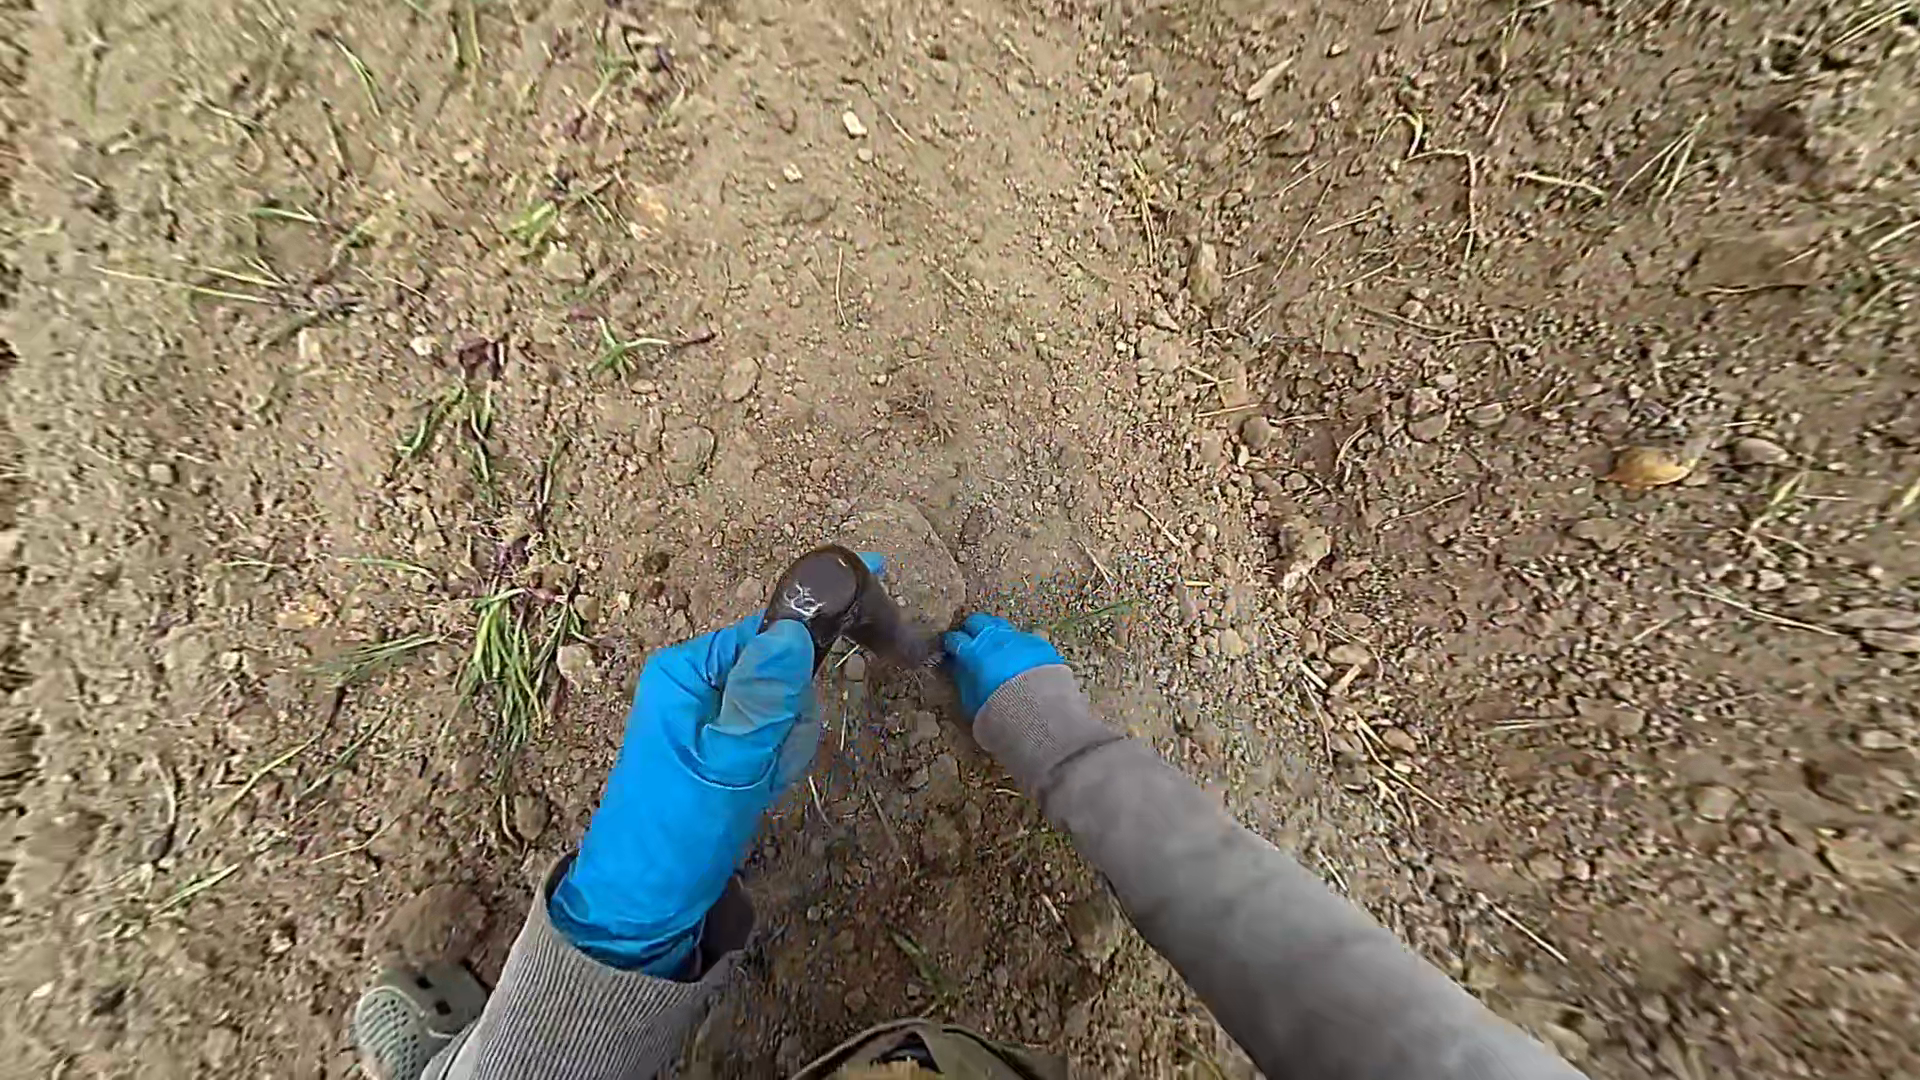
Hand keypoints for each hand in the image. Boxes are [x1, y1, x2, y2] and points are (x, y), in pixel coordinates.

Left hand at [551, 554, 882, 975]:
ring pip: (789, 700)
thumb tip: (794, 631)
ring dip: (788, 739)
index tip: (850, 626)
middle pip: (785, 666)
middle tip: (774, 756)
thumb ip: (763, 697)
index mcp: (690, 668)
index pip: (768, 631)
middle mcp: (701, 677)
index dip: (809, 639)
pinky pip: (778, 728)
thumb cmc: (679, 828)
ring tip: (762, 777)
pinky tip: (760, 783)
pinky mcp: (729, 735)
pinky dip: (780, 754)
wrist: (648, 901)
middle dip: (793, 712)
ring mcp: (716, 707)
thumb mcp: (728, 762)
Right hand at [941, 613, 1065, 718]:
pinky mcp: (1035, 641)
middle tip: (969, 639)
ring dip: (993, 630)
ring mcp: (1015, 636)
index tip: (949, 647)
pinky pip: (1023, 634)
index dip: (950, 642)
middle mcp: (991, 638)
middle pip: (975, 621)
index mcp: (971, 652)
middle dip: (970, 628)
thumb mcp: (970, 700)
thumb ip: (962, 680)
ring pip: (998, 622)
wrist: (1036, 706)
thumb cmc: (998, 707)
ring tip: (993, 642)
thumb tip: (958, 668)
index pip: (954, 639)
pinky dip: (1018, 641)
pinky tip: (1020, 650)